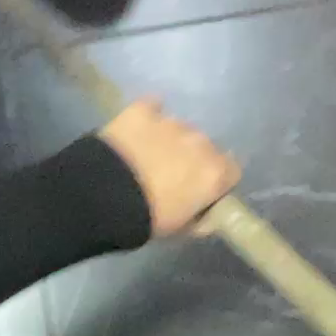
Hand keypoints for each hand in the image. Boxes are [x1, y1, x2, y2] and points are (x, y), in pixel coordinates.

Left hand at [98, 99, 240, 236]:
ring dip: (168, 138)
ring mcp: (170, 122)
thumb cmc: (149, 218)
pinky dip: (148, 116)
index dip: (217, 178)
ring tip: (146, 153)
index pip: (231, 170)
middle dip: (191, 157)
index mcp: (214, 172)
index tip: (202, 188)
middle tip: (169, 171)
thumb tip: (208, 211)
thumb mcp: (184, 228)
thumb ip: (203, 217)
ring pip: (178, 128)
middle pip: (204, 146)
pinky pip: (151, 106)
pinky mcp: (142, 110)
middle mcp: (199, 142)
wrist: (105, 194)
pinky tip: (137, 127)